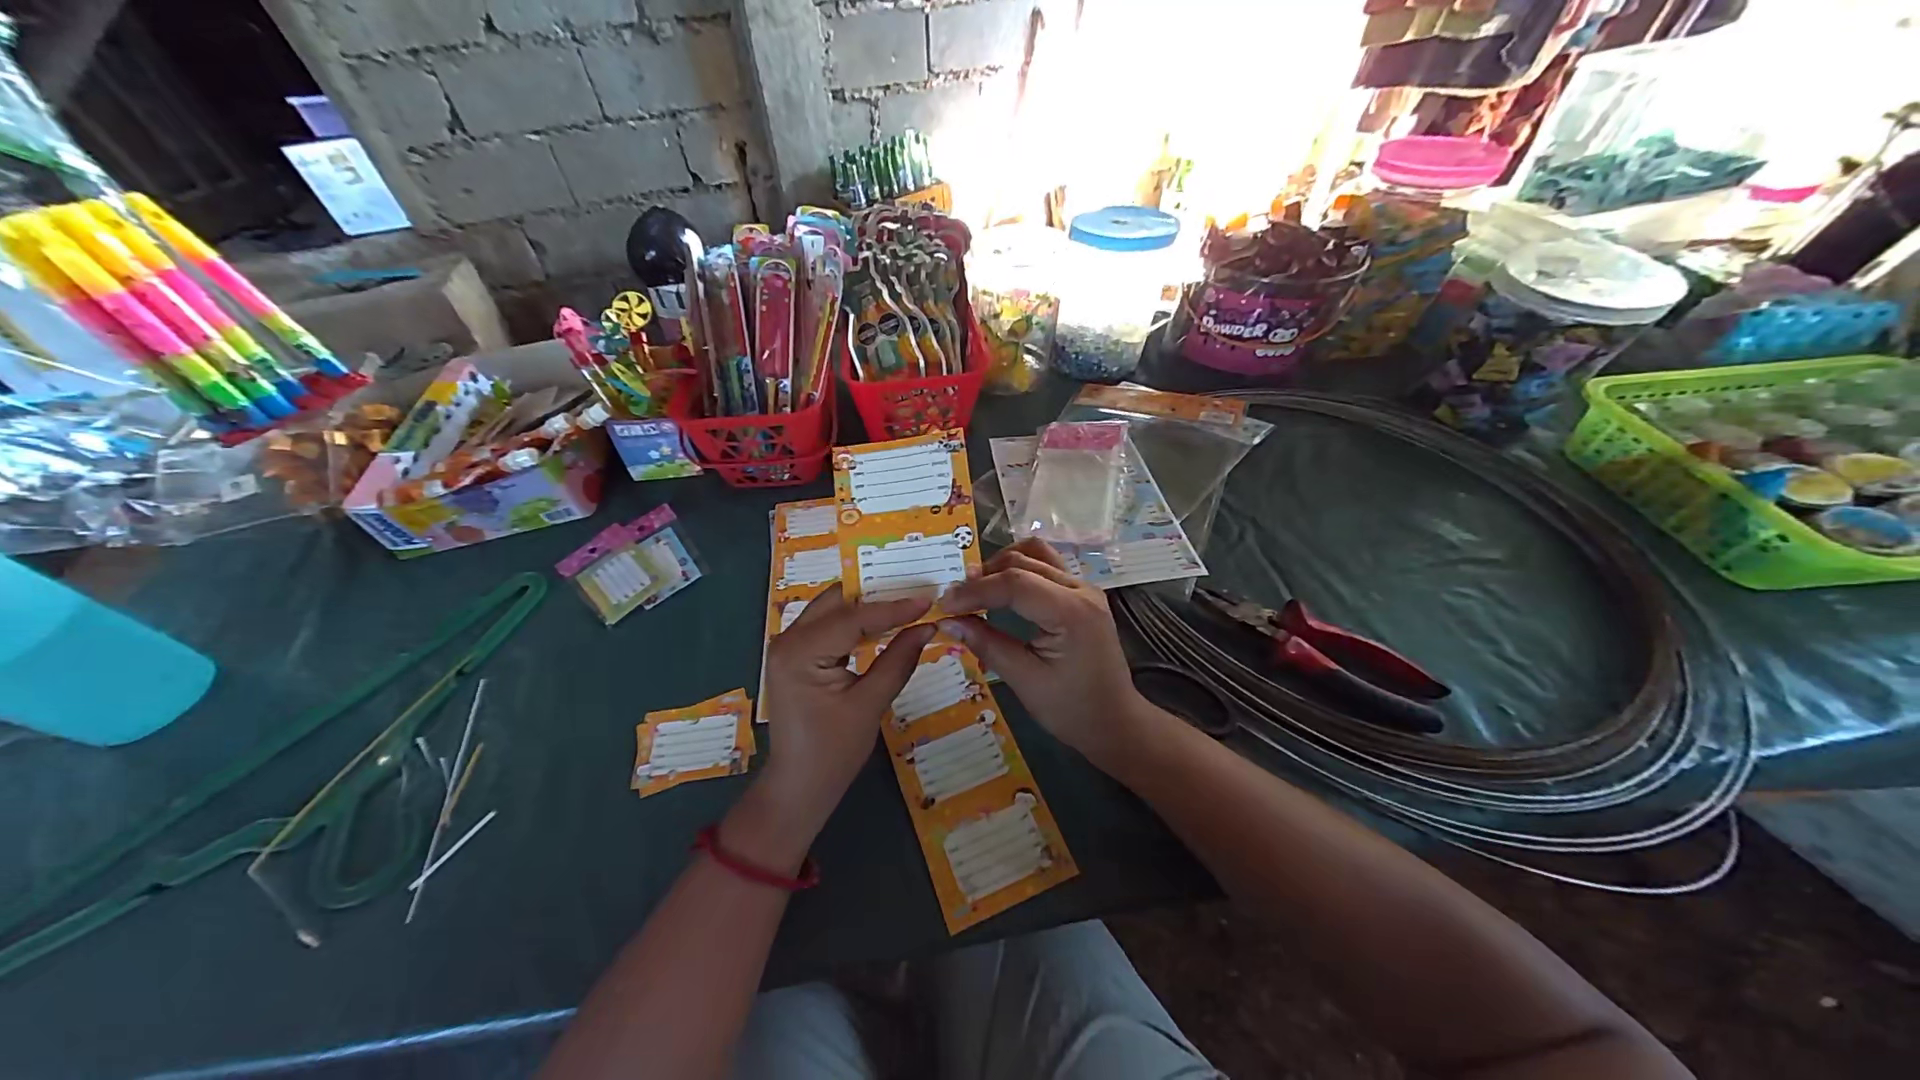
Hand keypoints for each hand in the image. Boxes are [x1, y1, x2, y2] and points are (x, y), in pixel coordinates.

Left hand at [756, 585, 935, 831]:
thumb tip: (927, 627)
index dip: (892, 608)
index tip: (926, 601)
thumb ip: (898, 661)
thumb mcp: (870, 705)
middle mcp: (787, 640)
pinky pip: (828, 626)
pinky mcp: (796, 655)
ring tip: (904, 603)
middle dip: (876, 595)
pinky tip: (882, 623)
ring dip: (866, 605)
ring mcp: (788, 646)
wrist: (800, 786)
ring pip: (831, 609)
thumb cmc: (833, 752)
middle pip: (836, 602)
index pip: (852, 618)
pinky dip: (855, 621)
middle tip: (915, 590)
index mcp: (799, 652)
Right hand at [939, 539, 1156, 768]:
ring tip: (975, 589)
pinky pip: (1046, 566)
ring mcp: (1084, 588)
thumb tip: (948, 622)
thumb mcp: (1024, 680)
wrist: (1115, 722)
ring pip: (1035, 555)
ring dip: (1000, 566)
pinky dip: (1018, 569)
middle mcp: (1081, 590)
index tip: (944, 604)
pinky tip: (1000, 588)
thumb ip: (987, 644)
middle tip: (953, 600)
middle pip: (1022, 562)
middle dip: (983, 577)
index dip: (975, 591)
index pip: (1014, 583)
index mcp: (1071, 612)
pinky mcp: (1081, 594)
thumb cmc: (1071, 709)